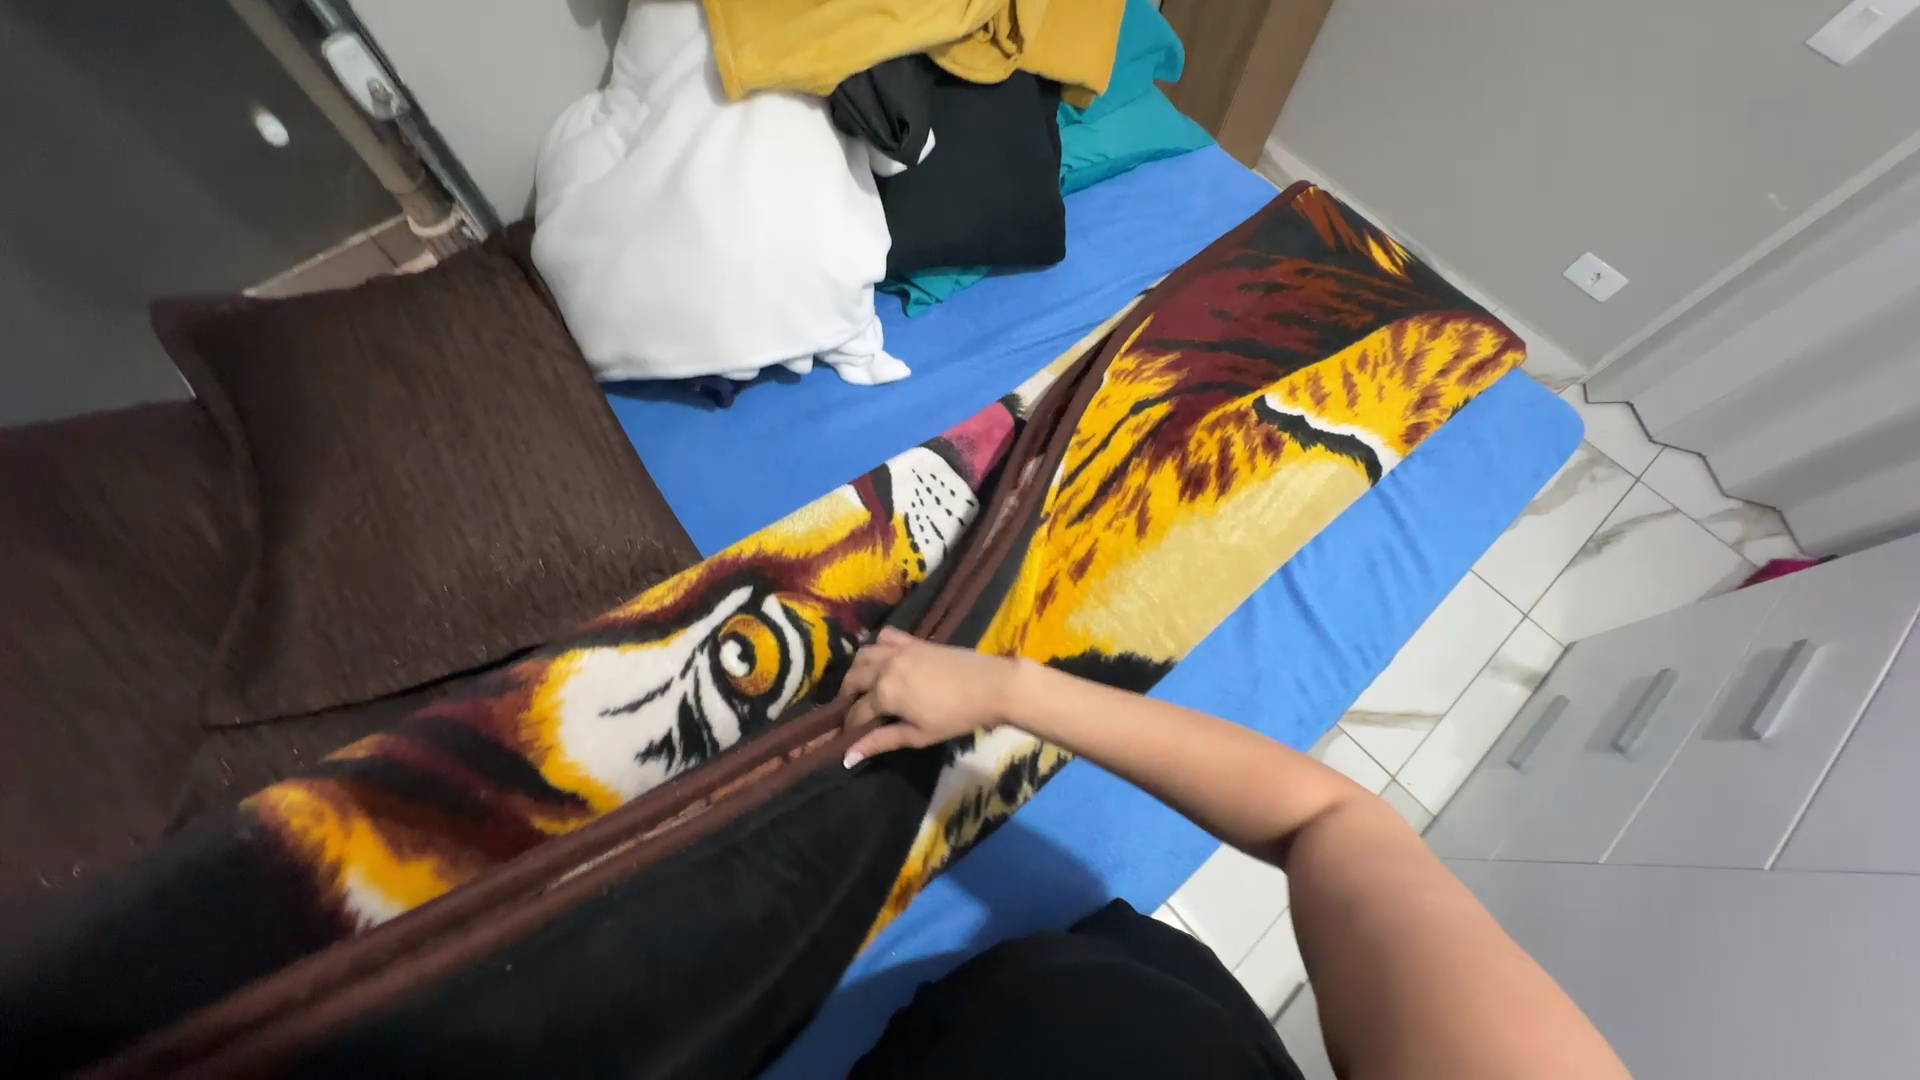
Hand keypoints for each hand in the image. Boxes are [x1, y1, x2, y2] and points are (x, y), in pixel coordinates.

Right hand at [835, 627, 1022, 766]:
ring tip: (863, 686)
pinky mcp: (914, 640)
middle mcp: (884, 666)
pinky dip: (878, 645)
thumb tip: (848, 756)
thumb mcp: (918, 735)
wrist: (991, 685)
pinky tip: (882, 658)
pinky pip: (886, 636)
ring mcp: (899, 650)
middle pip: (853, 679)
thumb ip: (882, 741)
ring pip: (864, 654)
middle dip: (847, 697)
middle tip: (852, 712)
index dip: (849, 727)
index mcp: (884, 693)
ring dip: (857, 670)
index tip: (845, 738)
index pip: (856, 712)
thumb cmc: (956, 716)